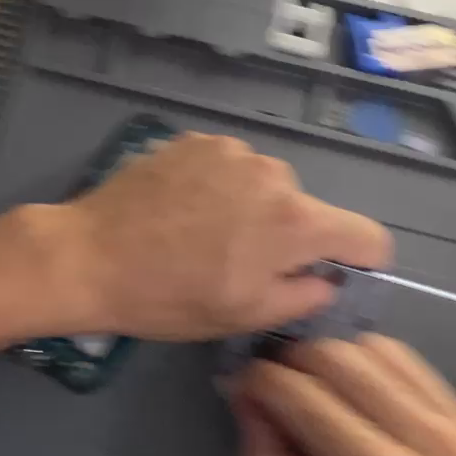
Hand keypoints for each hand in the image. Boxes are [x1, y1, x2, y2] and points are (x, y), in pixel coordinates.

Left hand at [51, 133, 391, 340]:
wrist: (88, 255)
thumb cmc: (167, 296)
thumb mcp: (243, 315)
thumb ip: (304, 296)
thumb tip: (328, 280)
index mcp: (294, 220)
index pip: (367, 236)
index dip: (359, 262)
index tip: (330, 277)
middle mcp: (272, 172)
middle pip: (306, 210)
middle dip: (285, 238)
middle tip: (236, 266)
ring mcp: (230, 150)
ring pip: (264, 187)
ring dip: (249, 210)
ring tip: (199, 237)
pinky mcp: (194, 140)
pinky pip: (228, 168)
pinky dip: (218, 188)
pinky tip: (180, 211)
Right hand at [232, 337, 455, 455]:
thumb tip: (244, 399)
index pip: (300, 392)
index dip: (258, 379)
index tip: (239, 384)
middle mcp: (425, 436)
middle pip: (338, 355)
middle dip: (292, 359)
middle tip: (271, 383)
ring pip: (380, 347)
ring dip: (336, 356)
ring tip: (315, 385)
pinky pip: (417, 369)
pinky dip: (377, 367)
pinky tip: (360, 394)